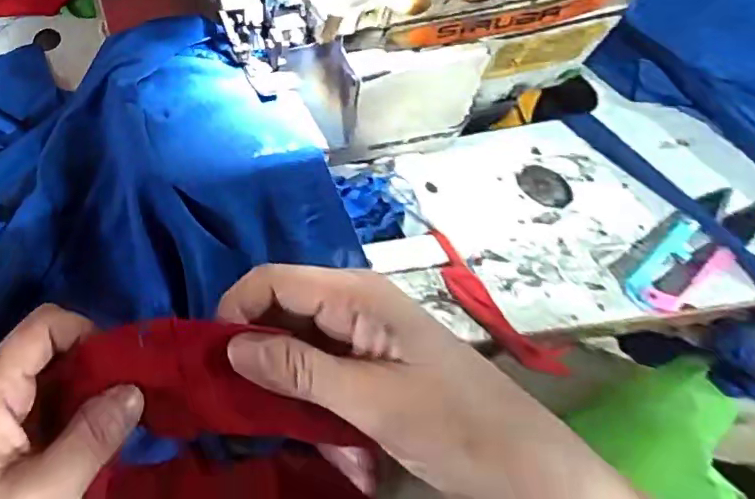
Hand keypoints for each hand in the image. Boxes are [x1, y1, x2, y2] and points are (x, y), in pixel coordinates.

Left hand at [0, 304, 144, 498]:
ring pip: (49, 374)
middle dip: (93, 365)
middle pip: (50, 345)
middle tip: (131, 399)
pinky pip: (41, 403)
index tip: (125, 370)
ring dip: (85, 392)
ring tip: (119, 421)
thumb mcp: (44, 492)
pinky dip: (70, 412)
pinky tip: (93, 438)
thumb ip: (90, 438)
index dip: (89, 334)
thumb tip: (135, 389)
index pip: (47, 323)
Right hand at [218, 265, 638, 498]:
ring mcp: (366, 333)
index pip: (272, 279)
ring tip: (314, 441)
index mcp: (354, 293)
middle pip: (282, 311)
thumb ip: (299, 370)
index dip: (236, 309)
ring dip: (297, 393)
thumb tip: (230, 345)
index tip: (213, 358)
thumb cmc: (458, 428)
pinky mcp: (375, 363)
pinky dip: (322, 409)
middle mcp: (354, 302)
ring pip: (301, 348)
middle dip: (264, 356)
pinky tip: (346, 453)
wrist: (540, 474)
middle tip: (249, 404)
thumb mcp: (373, 404)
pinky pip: (327, 374)